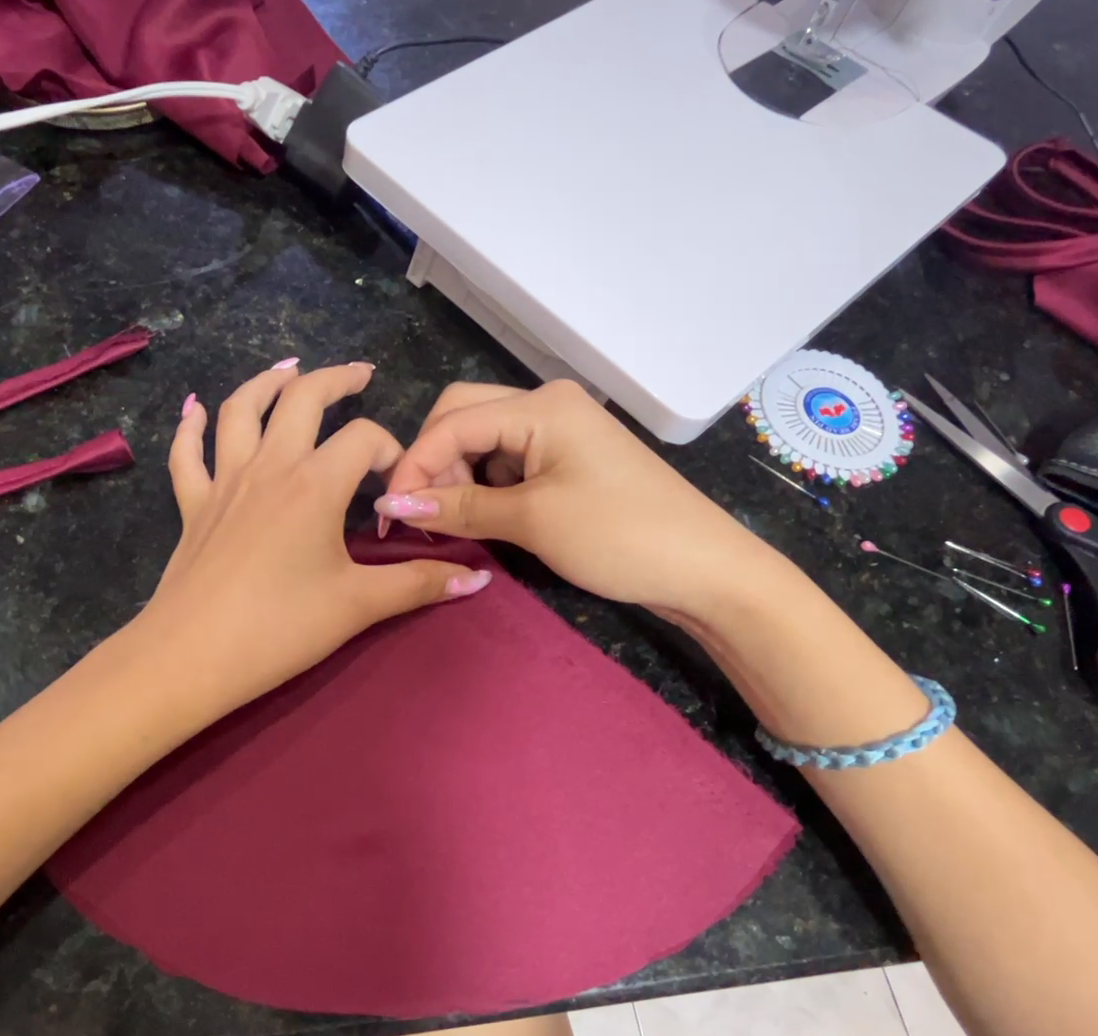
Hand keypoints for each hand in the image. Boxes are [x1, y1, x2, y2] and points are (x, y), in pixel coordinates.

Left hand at [135, 360, 489, 719]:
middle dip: (336, 379)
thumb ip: (419, 584)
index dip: (392, 452)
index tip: (399, 492)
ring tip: (289, 370)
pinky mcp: (193, 505)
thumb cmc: (280, 628)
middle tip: (360, 374)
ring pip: (240, 410)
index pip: (365, 439)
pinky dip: (189, 426)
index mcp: (316, 484)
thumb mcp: (358, 606)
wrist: (192, 656)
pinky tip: (194, 409)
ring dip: (266, 383)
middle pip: (302, 398)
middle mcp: (270, 467)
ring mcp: (225, 482)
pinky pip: (187, 454)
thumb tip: (480, 578)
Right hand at [376, 381, 783, 620]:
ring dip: (458, 476)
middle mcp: (548, 404)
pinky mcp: (570, 459)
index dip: (415, 464)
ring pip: (484, 440)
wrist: (706, 570)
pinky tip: (484, 516)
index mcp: (541, 405)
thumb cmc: (619, 536)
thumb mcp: (532, 521)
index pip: (452, 421)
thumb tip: (392, 503)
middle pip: (464, 417)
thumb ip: (458, 507)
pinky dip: (486, 485)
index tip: (390, 513)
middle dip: (434, 462)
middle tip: (425, 515)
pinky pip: (510, 460)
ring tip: (454, 521)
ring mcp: (562, 431)